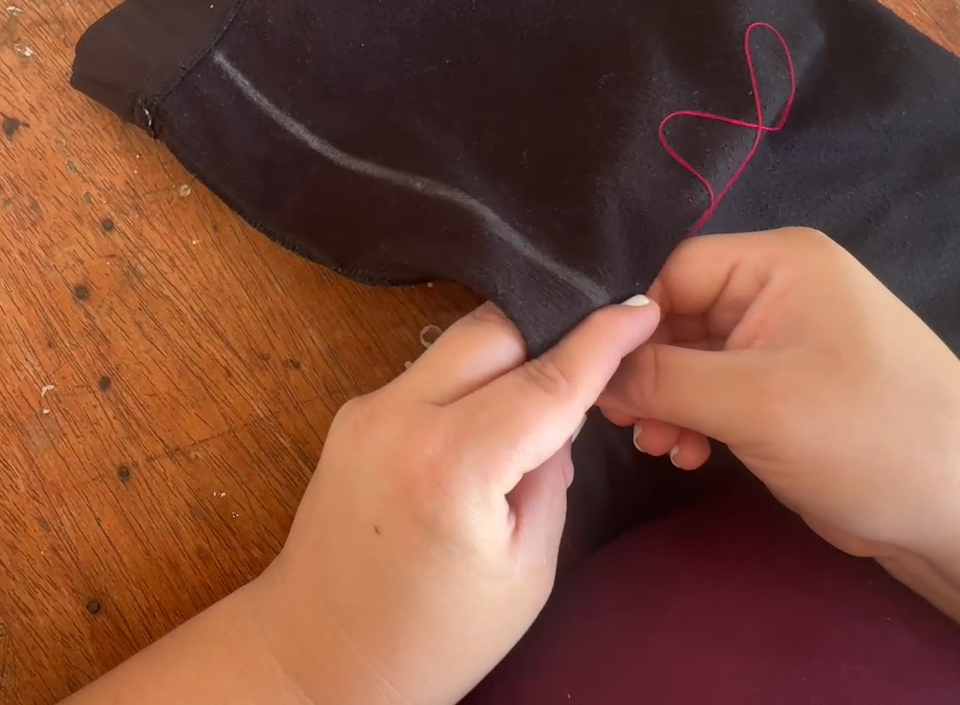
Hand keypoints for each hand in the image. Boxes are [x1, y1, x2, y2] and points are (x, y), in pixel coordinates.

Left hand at [248, 299, 657, 704]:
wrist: (320, 652)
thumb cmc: (435, 635)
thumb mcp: (525, 569)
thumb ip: (549, 476)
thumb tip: (561, 414)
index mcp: (450, 464)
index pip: (543, 381)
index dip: (600, 339)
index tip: (639, 307)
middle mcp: (399, 414)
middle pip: (490, 331)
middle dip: (548, 324)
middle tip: (594, 335)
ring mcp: (367, 407)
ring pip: (455, 342)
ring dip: (507, 347)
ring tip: (545, 374)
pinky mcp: (353, 411)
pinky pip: (426, 369)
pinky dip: (467, 373)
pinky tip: (489, 403)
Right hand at [597, 228, 959, 563]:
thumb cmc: (872, 439)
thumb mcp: (755, 403)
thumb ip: (659, 378)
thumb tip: (588, 369)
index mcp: (779, 262)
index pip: (673, 272)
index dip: (632, 321)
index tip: (602, 374)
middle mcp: (775, 289)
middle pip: (675, 315)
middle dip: (649, 372)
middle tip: (625, 420)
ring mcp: (779, 338)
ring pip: (687, 356)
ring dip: (665, 401)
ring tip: (659, 445)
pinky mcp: (780, 384)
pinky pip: (710, 386)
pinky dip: (691, 416)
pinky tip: (686, 451)